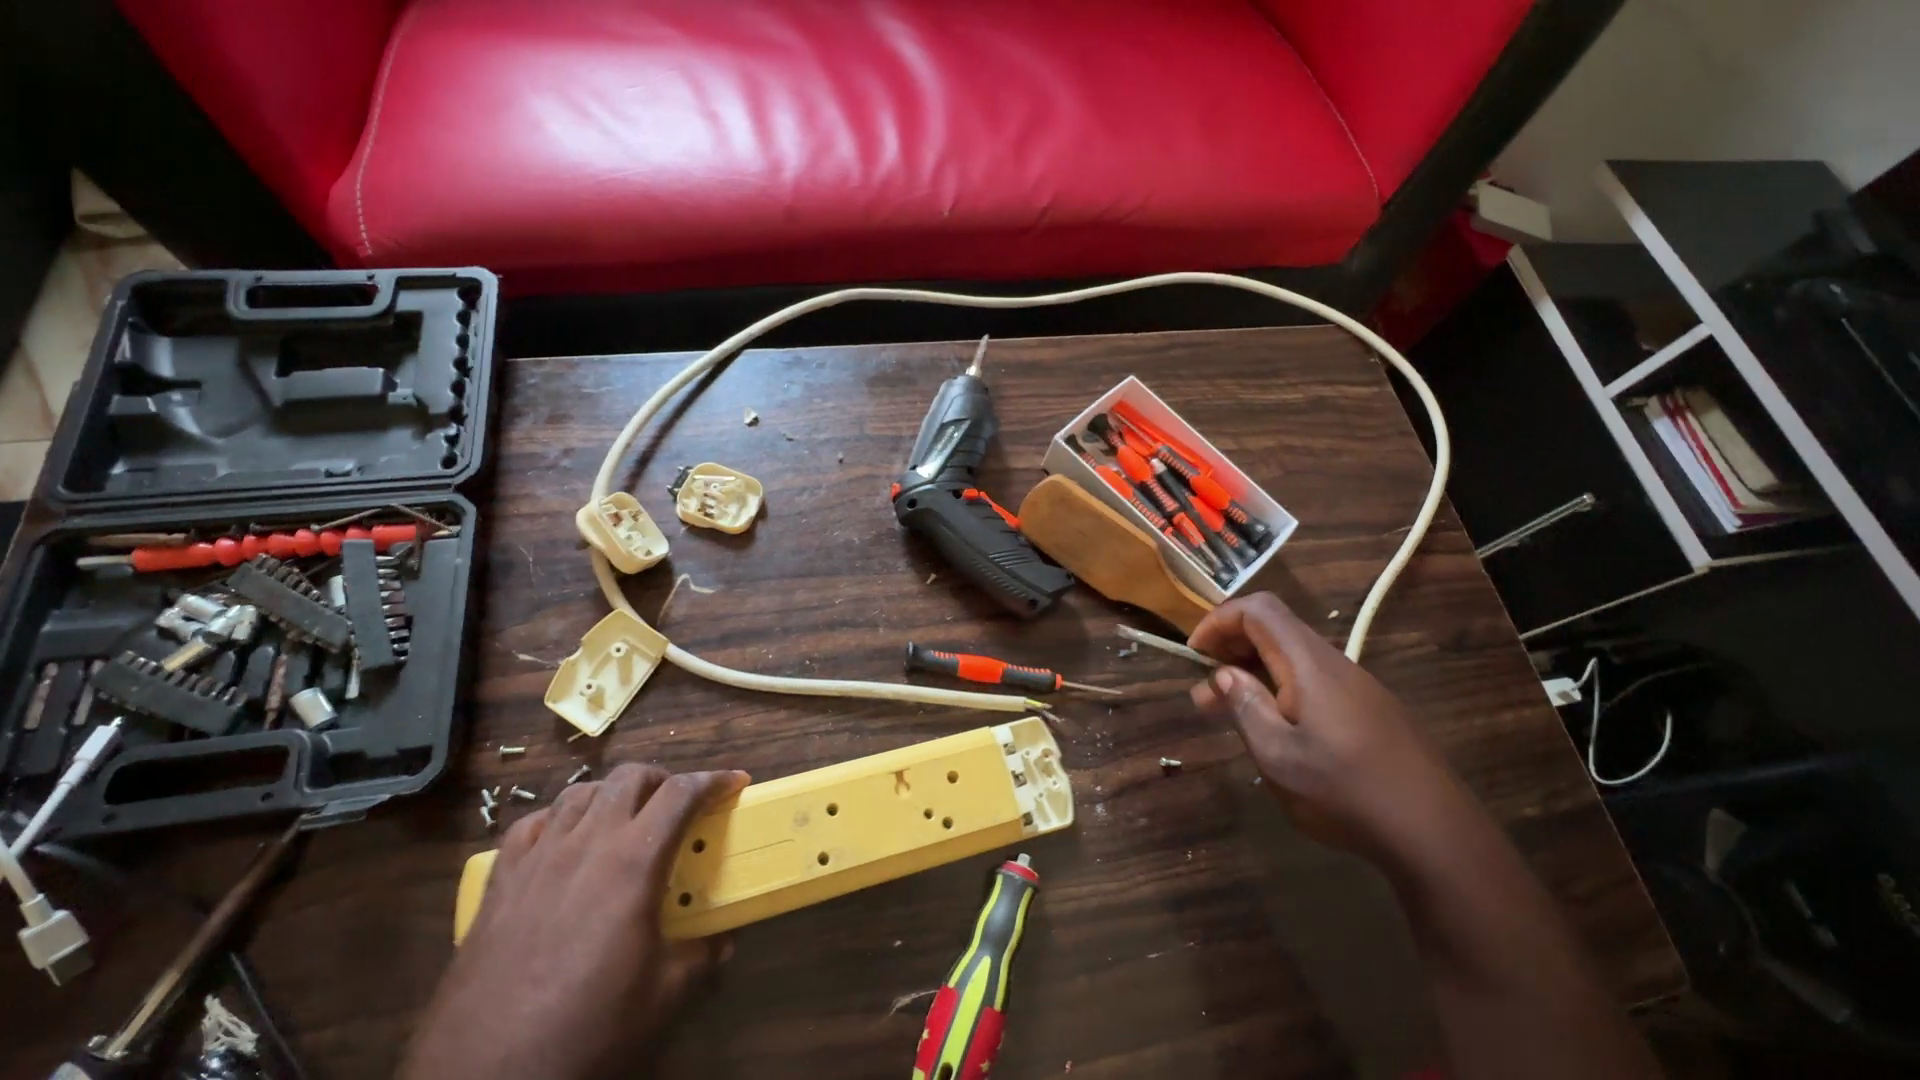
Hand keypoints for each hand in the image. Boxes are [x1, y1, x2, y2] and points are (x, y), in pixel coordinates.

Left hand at [400, 764, 749, 1079]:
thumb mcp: (663, 998)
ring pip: (581, 792)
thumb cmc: (586, 1027)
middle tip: (680, 805)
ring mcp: (538, 857)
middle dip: (663, 779)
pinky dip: (560, 817)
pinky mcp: (500, 879)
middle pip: (629, 778)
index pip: (681, 794)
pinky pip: (533, 823)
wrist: (486, 1068)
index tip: (735, 782)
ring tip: (627, 818)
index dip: (714, 780)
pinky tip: (566, 839)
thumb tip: (722, 942)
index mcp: (633, 862)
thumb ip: (700, 958)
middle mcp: (586, 843)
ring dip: (613, 794)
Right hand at [1188, 593, 1469, 864]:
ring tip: (1231, 713)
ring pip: (1295, 658)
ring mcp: (1358, 687)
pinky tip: (1277, 730)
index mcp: (1309, 665)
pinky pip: (1315, 682)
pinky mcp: (1371, 711)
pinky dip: (1282, 689)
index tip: (1194, 656)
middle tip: (1204, 692)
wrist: (1434, 831)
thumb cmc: (1344, 791)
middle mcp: (1335, 664)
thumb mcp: (1277, 755)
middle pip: (1276, 628)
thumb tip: (1222, 674)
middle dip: (1232, 648)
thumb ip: (1246, 707)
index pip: (1258, 610)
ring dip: (1255, 673)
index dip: (1219, 621)